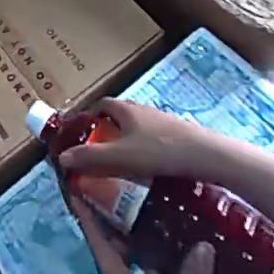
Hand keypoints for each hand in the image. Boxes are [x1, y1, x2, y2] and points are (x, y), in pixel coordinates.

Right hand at [57, 99, 222, 183]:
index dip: (88, 117)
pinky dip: (147, 150)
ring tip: (124, 164)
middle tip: (101, 152)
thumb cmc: (161, 151)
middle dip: (107, 131)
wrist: (210, 156)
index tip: (82, 134)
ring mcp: (164, 121)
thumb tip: (62, 158)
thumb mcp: (121, 157)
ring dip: (128, 141)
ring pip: (138, 129)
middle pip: (119, 116)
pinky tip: (150, 169)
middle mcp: (143, 110)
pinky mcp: (181, 135)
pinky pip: (155, 139)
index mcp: (125, 109)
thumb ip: (90, 158)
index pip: (100, 104)